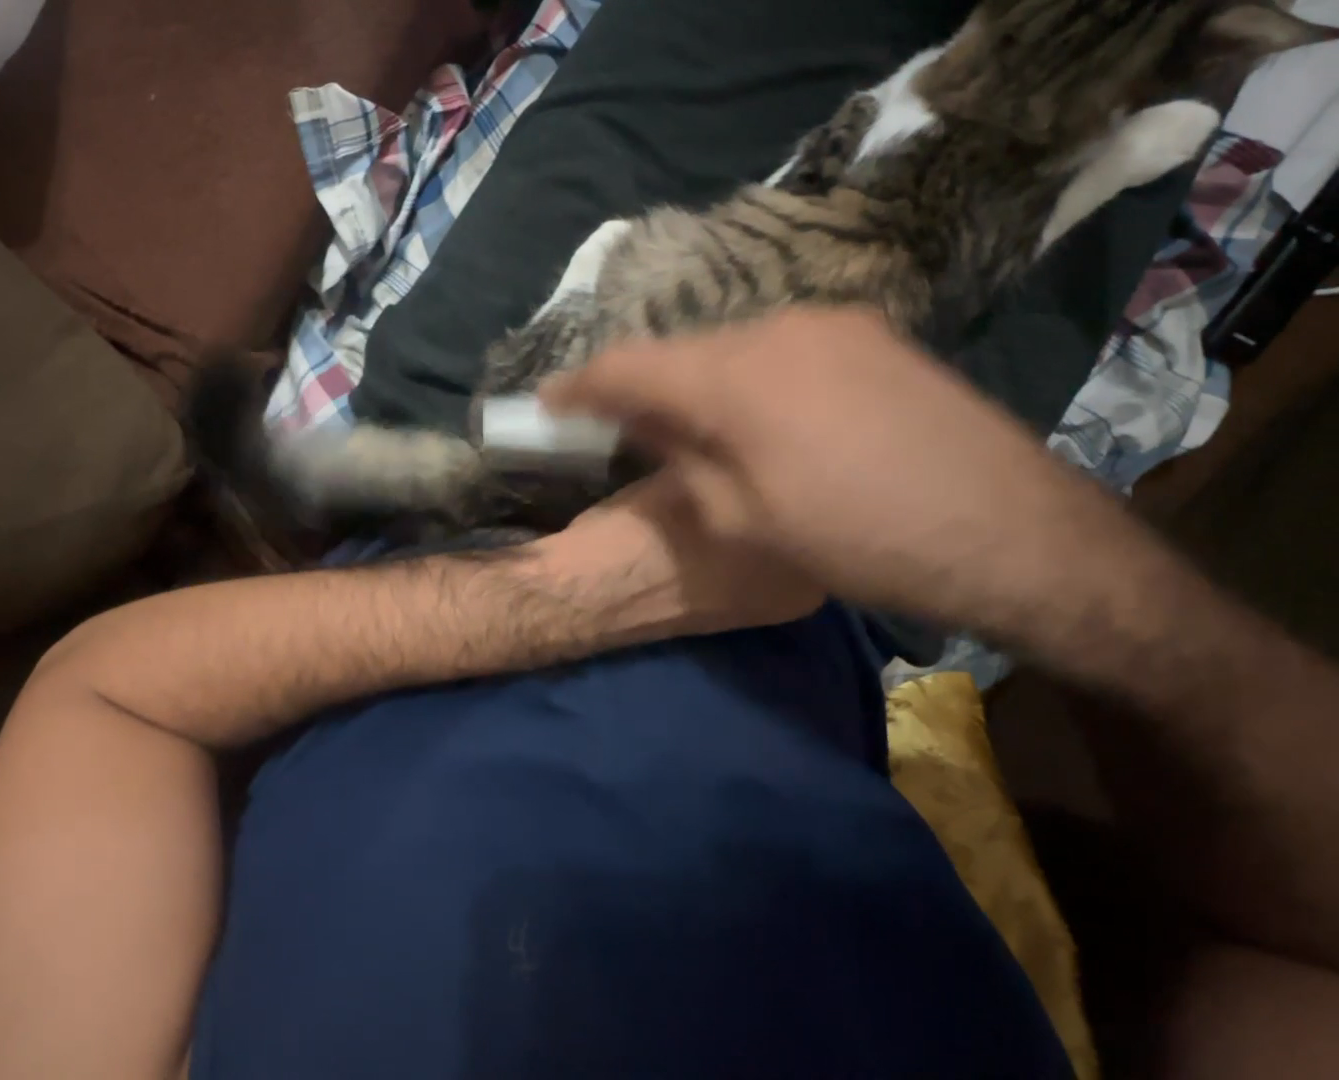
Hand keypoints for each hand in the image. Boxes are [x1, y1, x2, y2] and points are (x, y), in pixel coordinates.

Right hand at [539, 308, 1121, 630]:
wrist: (1008, 532)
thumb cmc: (854, 538)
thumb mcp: (738, 516)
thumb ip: (676, 455)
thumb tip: (642, 421)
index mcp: (733, 376)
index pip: (627, 365)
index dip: (578, 386)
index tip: (547, 406)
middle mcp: (777, 328)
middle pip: (679, 350)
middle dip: (641, 387)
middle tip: (620, 428)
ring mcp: (833, 324)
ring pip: (731, 346)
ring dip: (698, 382)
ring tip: (693, 429)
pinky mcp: (873, 335)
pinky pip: (781, 347)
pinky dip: (748, 377)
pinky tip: (761, 418)